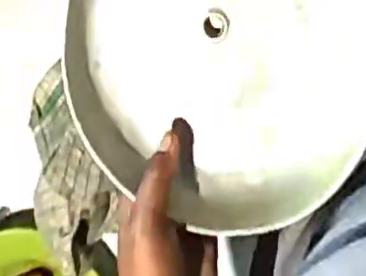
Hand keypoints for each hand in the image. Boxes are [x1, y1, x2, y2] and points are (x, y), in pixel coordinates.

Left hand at [119, 120, 215, 275]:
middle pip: (169, 176)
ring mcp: (182, 233)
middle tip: (200, 111)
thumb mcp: (146, 224)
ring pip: (193, 195)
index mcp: (132, 206)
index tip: (167, 106)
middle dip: (181, 151)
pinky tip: (233, 178)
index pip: (139, 161)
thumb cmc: (150, 273)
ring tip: (219, 133)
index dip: (150, 137)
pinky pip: (215, 219)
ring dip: (203, 174)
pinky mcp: (207, 251)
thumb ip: (156, 181)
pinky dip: (223, 203)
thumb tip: (170, 134)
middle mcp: (156, 214)